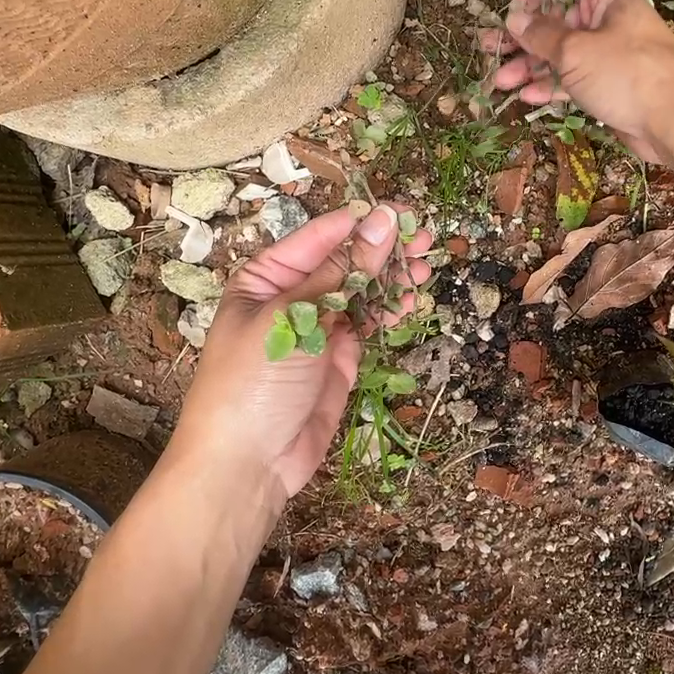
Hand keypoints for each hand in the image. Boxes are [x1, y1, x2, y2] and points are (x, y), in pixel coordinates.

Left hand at [171, 204, 432, 505]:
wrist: (247, 463)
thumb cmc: (254, 380)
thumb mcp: (295, 317)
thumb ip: (344, 272)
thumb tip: (383, 222)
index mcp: (267, 276)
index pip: (320, 237)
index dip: (362, 222)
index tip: (403, 210)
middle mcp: (293, 296)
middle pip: (346, 261)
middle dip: (385, 249)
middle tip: (426, 238)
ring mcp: (318, 326)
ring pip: (363, 290)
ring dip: (394, 278)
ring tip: (427, 268)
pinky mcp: (338, 355)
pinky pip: (368, 322)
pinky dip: (390, 310)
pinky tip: (412, 299)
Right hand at [481, 0, 673, 162]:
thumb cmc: (627, 74)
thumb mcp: (576, 50)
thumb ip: (541, 34)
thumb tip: (515, 19)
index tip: (513, 12)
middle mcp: (607, 21)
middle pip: (557, 19)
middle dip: (522, 36)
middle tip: (490, 48)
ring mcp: (608, 55)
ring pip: (561, 53)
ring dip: (530, 66)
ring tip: (500, 81)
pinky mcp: (609, 85)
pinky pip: (573, 79)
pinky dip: (550, 85)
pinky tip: (527, 97)